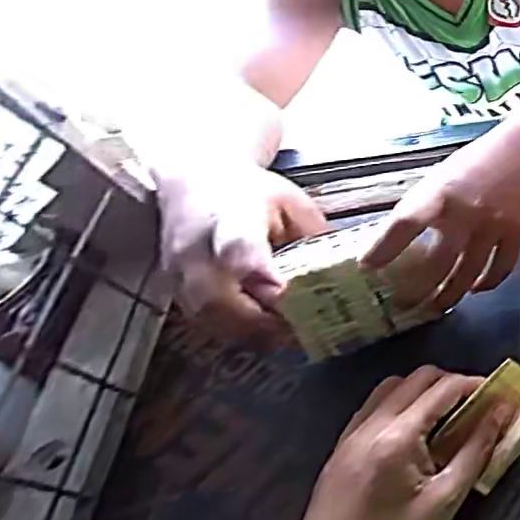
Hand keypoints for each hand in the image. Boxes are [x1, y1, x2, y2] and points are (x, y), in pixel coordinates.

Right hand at [155, 165, 329, 343]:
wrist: (195, 183)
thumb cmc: (252, 192)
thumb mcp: (291, 202)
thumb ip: (313, 235)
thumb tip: (346, 268)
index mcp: (230, 217)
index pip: (238, 248)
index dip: (259, 274)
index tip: (286, 293)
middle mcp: (196, 250)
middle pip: (216, 297)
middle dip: (258, 320)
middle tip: (300, 330)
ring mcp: (178, 273)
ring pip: (206, 317)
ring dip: (248, 332)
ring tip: (289, 336)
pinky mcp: (173, 290)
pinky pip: (201, 321)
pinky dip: (233, 331)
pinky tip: (264, 333)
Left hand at [273, 367, 514, 519]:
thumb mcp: (443, 503)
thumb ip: (477, 449)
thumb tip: (503, 409)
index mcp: (397, 438)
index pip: (445, 387)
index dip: (478, 384)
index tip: (499, 396)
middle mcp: (370, 426)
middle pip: (420, 377)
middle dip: (452, 384)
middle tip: (475, 407)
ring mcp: (349, 437)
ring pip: (393, 386)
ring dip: (423, 391)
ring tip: (442, 419)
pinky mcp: (337, 452)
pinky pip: (372, 407)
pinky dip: (398, 405)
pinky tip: (409, 435)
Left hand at [362, 135, 519, 311]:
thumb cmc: (473, 163)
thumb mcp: (439, 178)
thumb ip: (421, 207)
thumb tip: (394, 242)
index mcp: (439, 194)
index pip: (404, 225)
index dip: (382, 250)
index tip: (367, 268)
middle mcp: (466, 213)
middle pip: (436, 264)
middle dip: (415, 291)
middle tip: (402, 305)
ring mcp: (494, 225)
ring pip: (468, 274)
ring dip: (449, 296)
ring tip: (435, 307)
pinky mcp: (517, 231)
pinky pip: (502, 267)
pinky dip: (487, 283)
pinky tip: (475, 288)